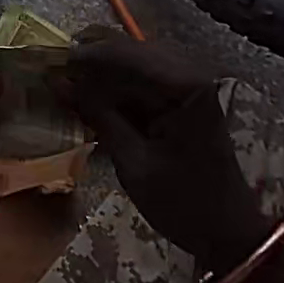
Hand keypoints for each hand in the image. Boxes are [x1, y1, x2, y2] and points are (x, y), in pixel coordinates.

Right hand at [59, 26, 269, 272]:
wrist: (232, 234)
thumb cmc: (186, 205)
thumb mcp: (133, 163)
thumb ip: (98, 115)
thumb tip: (58, 82)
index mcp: (185, 86)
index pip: (127, 53)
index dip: (86, 55)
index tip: (51, 62)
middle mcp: (189, 72)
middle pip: (130, 47)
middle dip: (90, 55)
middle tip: (53, 67)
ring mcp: (188, 81)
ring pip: (134, 57)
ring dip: (100, 66)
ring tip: (66, 76)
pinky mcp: (182, 94)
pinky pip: (142, 75)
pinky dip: (115, 81)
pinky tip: (91, 90)